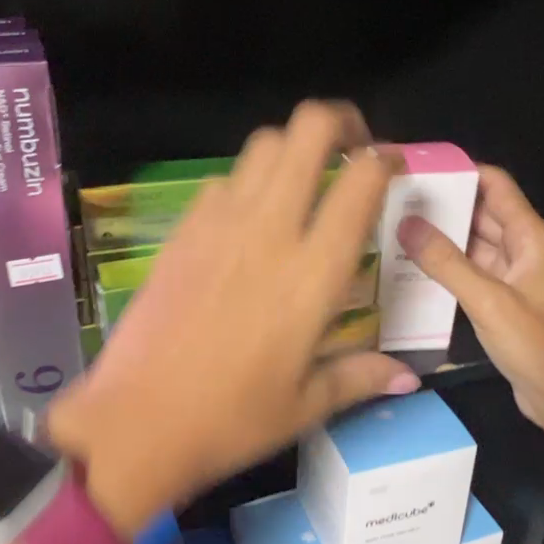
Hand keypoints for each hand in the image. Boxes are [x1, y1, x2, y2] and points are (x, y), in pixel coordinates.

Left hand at [50, 101, 419, 536]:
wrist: (134, 421)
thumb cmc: (229, 421)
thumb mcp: (305, 406)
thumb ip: (360, 377)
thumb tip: (408, 374)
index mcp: (313, 274)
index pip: (360, 182)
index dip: (384, 161)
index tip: (392, 168)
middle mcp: (269, 231)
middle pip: (307, 130)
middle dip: (339, 123)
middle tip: (351, 151)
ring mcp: (218, 223)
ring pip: (263, 143)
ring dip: (292, 148)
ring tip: (303, 182)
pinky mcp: (181, 231)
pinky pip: (224, 180)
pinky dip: (248, 182)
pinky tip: (250, 221)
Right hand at [396, 166, 543, 433]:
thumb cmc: (536, 345)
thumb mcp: (488, 301)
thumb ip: (446, 262)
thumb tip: (405, 223)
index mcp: (530, 237)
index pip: (495, 184)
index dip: (460, 170)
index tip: (417, 167)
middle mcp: (522, 248)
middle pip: (480, 211)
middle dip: (442, 203)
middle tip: (392, 199)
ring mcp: (511, 275)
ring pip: (471, 243)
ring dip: (440, 236)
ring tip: (392, 227)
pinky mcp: (501, 300)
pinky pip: (469, 271)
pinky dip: (445, 266)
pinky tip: (410, 268)